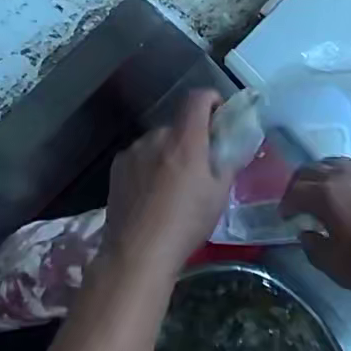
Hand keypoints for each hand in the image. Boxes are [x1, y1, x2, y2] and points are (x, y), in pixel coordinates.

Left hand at [103, 90, 231, 279]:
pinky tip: (151, 195)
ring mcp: (134, 151)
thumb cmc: (187, 223)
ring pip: (158, 143)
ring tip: (172, 186)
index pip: (197, 98)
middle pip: (178, 125)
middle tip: (199, 166)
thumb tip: (233, 146)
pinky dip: (148, 166)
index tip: (219, 113)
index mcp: (186, 139)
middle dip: (190, 138)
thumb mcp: (219, 194)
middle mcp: (157, 137)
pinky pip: (140, 157)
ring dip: (168, 154)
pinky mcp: (117, 167)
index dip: (211, 99)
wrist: (138, 253)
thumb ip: (228, 162)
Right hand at [281, 158, 350, 299]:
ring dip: (317, 176)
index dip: (285, 204)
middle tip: (295, 203)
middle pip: (309, 170)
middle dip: (296, 185)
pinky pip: (348, 167)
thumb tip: (306, 234)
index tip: (284, 217)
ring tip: (317, 195)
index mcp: (325, 194)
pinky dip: (336, 175)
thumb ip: (314, 249)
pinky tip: (343, 192)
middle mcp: (341, 174)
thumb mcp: (338, 267)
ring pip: (329, 163)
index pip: (294, 191)